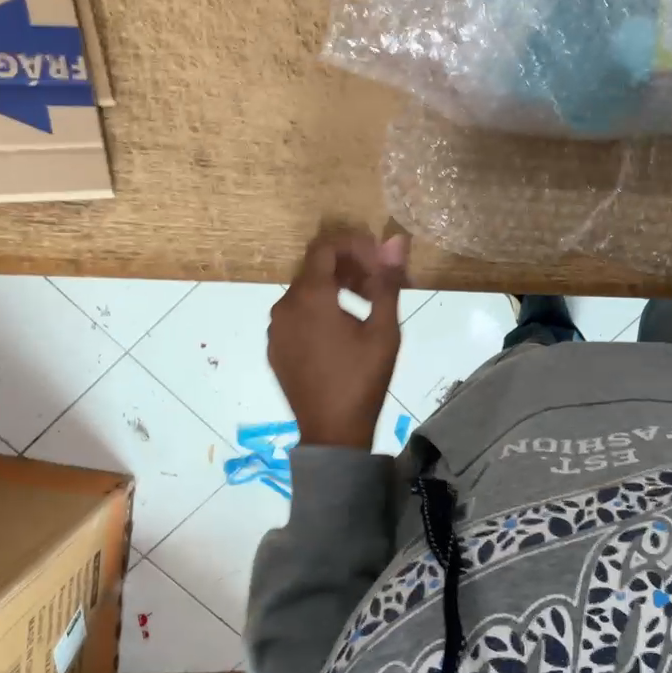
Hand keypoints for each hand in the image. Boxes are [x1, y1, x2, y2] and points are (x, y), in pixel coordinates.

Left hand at [269, 229, 410, 449]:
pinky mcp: (276, 348)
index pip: (326, 248)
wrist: (333, 432)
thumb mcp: (384, 331)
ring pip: (306, 293)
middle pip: (316, 269)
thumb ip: (387, 282)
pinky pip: (297, 316)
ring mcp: (275, 329)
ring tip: (366, 310)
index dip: (356, 246)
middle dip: (350, 270)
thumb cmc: (363, 380)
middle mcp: (284, 306)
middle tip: (381, 288)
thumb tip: (396, 240)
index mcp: (310, 297)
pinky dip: (319, 312)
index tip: (381, 262)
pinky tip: (343, 335)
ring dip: (335, 291)